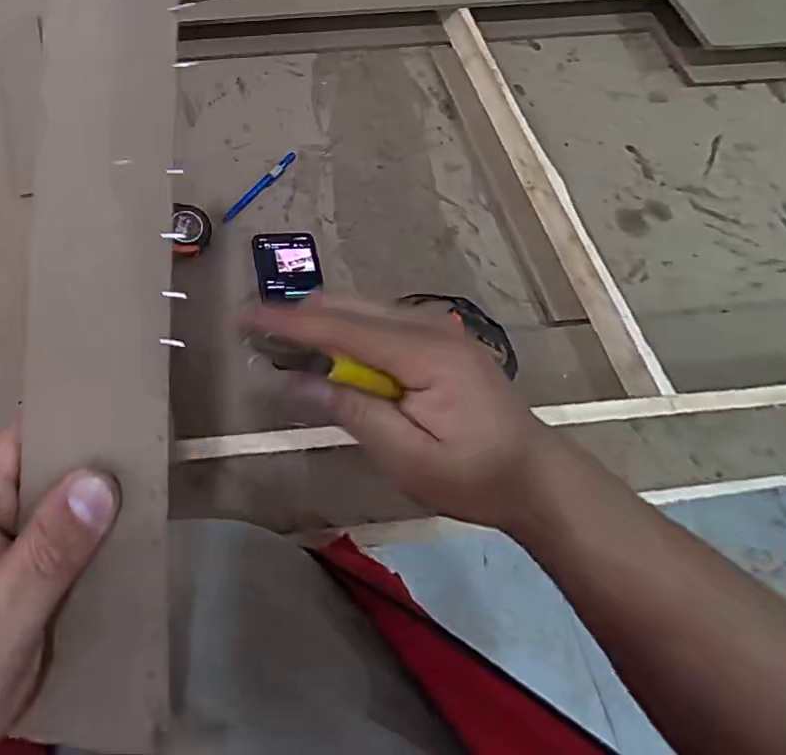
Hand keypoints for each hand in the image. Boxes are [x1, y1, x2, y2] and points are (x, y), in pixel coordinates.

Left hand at [0, 425, 118, 754]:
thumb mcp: (4, 614)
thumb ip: (52, 547)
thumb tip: (100, 476)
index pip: (22, 440)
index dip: (71, 427)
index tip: (127, 424)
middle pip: (38, 469)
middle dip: (87, 472)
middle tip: (148, 469)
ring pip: (45, 507)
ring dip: (84, 511)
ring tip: (143, 502)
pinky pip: (42, 540)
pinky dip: (74, 543)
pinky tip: (111, 547)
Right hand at [242, 293, 571, 531]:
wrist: (542, 480)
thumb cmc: (476, 477)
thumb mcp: (407, 456)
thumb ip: (349, 410)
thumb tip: (292, 382)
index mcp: (425, 354)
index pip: (340, 327)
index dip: (287, 322)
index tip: (244, 316)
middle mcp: (429, 327)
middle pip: (346, 306)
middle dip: (296, 317)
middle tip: (255, 335)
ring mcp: (436, 328)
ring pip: (358, 308)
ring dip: (317, 324)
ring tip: (282, 346)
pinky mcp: (436, 337)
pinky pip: (375, 320)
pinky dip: (341, 331)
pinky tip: (327, 354)